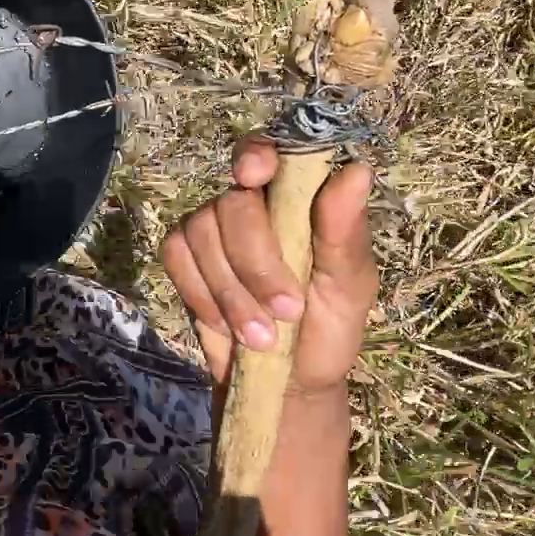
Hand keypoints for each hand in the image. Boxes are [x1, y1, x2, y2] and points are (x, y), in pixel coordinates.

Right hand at [162, 139, 376, 392]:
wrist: (288, 382)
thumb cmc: (329, 327)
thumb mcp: (349, 285)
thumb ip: (345, 231)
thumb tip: (357, 171)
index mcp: (292, 199)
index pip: (265, 152)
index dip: (255, 155)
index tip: (253, 175)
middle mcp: (247, 203)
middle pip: (233, 204)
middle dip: (256, 263)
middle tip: (287, 311)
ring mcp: (209, 227)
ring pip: (201, 233)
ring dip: (232, 292)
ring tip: (261, 336)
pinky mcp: (181, 255)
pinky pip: (177, 257)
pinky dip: (203, 295)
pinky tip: (227, 323)